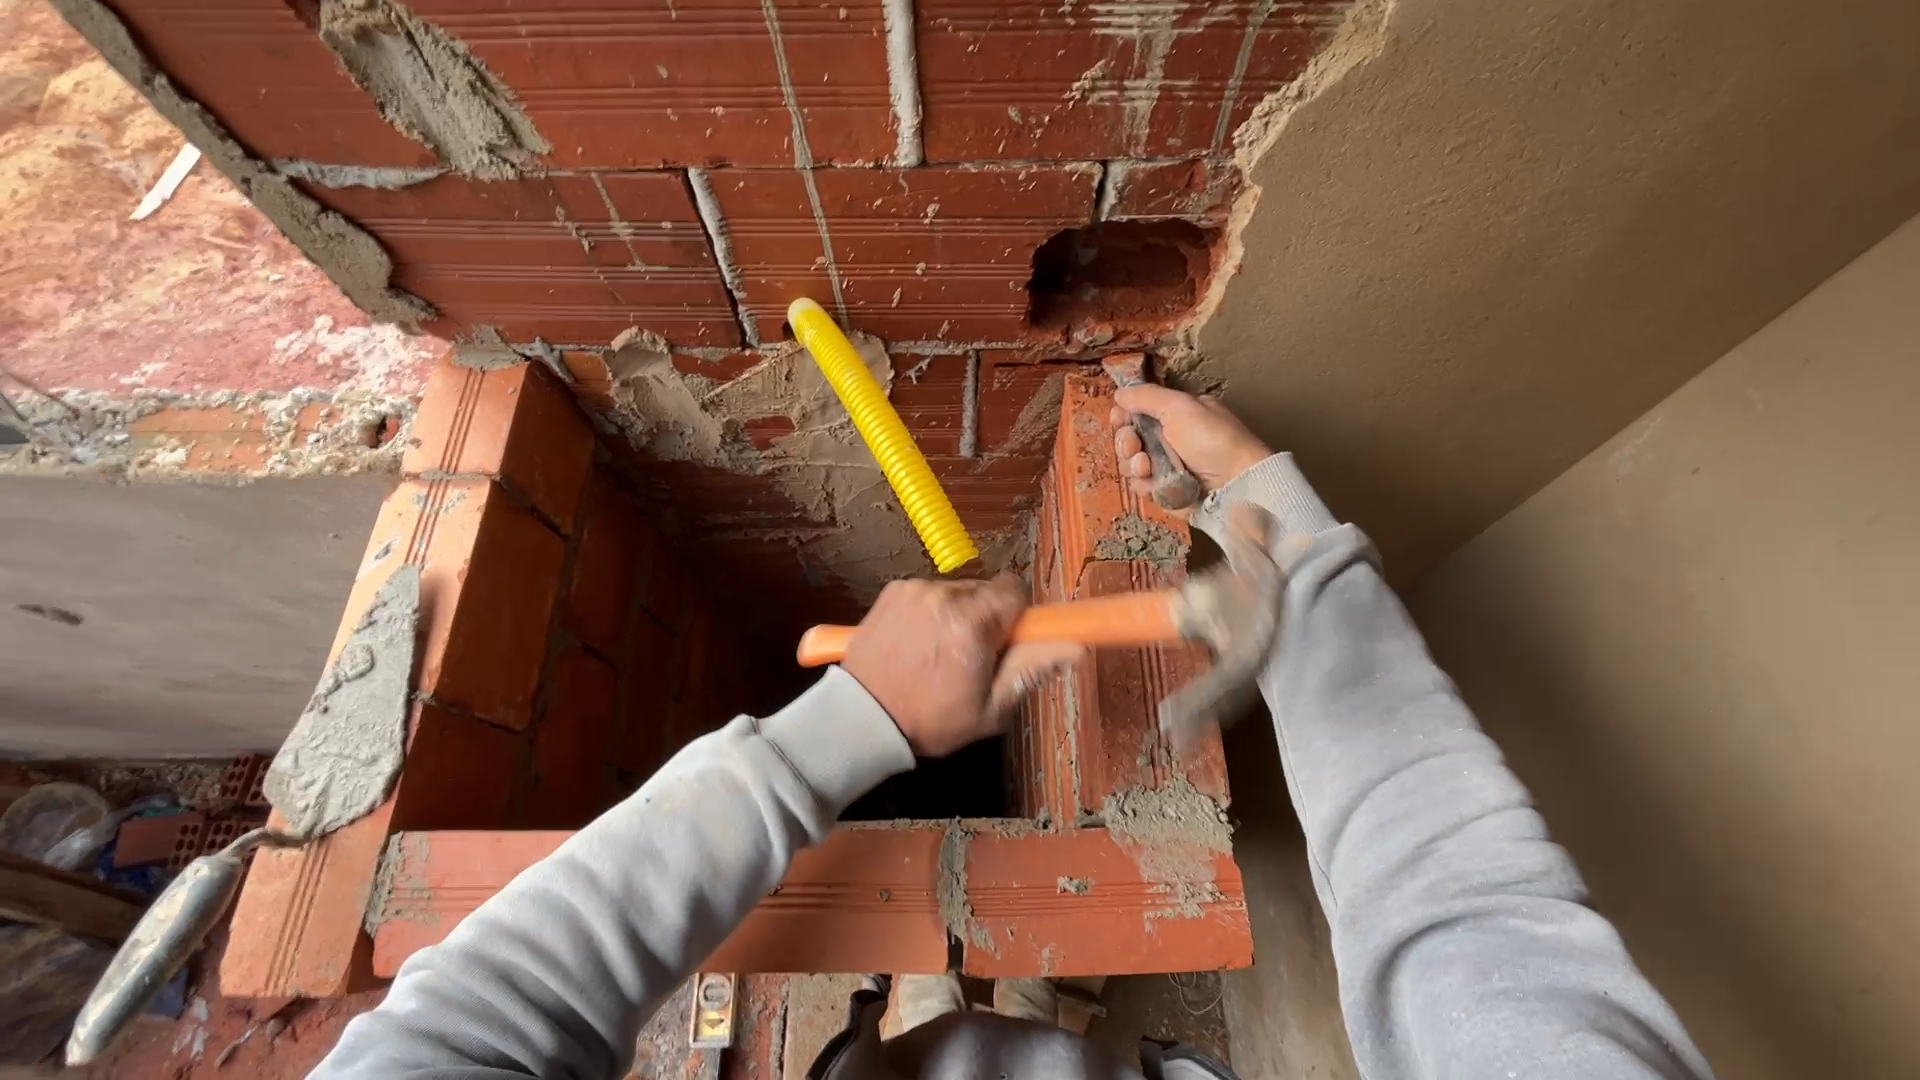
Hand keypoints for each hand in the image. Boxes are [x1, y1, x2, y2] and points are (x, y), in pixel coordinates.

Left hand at [842, 575, 1083, 756]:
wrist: (861, 718)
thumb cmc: (930, 720)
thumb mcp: (990, 710)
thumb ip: (1032, 670)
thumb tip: (1074, 647)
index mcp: (972, 624)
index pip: (1016, 590)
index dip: (1018, 615)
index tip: (1009, 640)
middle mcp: (944, 596)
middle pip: (986, 590)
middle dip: (988, 616)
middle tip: (972, 655)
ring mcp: (915, 590)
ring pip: (957, 592)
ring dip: (958, 613)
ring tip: (939, 652)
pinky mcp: (894, 591)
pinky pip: (929, 593)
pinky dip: (931, 611)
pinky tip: (918, 642)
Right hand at [1109, 385, 1270, 501]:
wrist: (1235, 484)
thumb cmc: (1211, 440)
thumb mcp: (1180, 407)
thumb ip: (1147, 396)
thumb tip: (1119, 392)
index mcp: (1175, 414)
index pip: (1136, 412)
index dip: (1123, 416)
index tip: (1121, 419)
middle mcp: (1168, 439)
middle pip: (1127, 438)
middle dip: (1126, 441)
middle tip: (1135, 446)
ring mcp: (1166, 466)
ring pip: (1130, 464)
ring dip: (1133, 464)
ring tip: (1147, 467)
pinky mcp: (1165, 490)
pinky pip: (1140, 486)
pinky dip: (1144, 484)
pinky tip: (1154, 482)